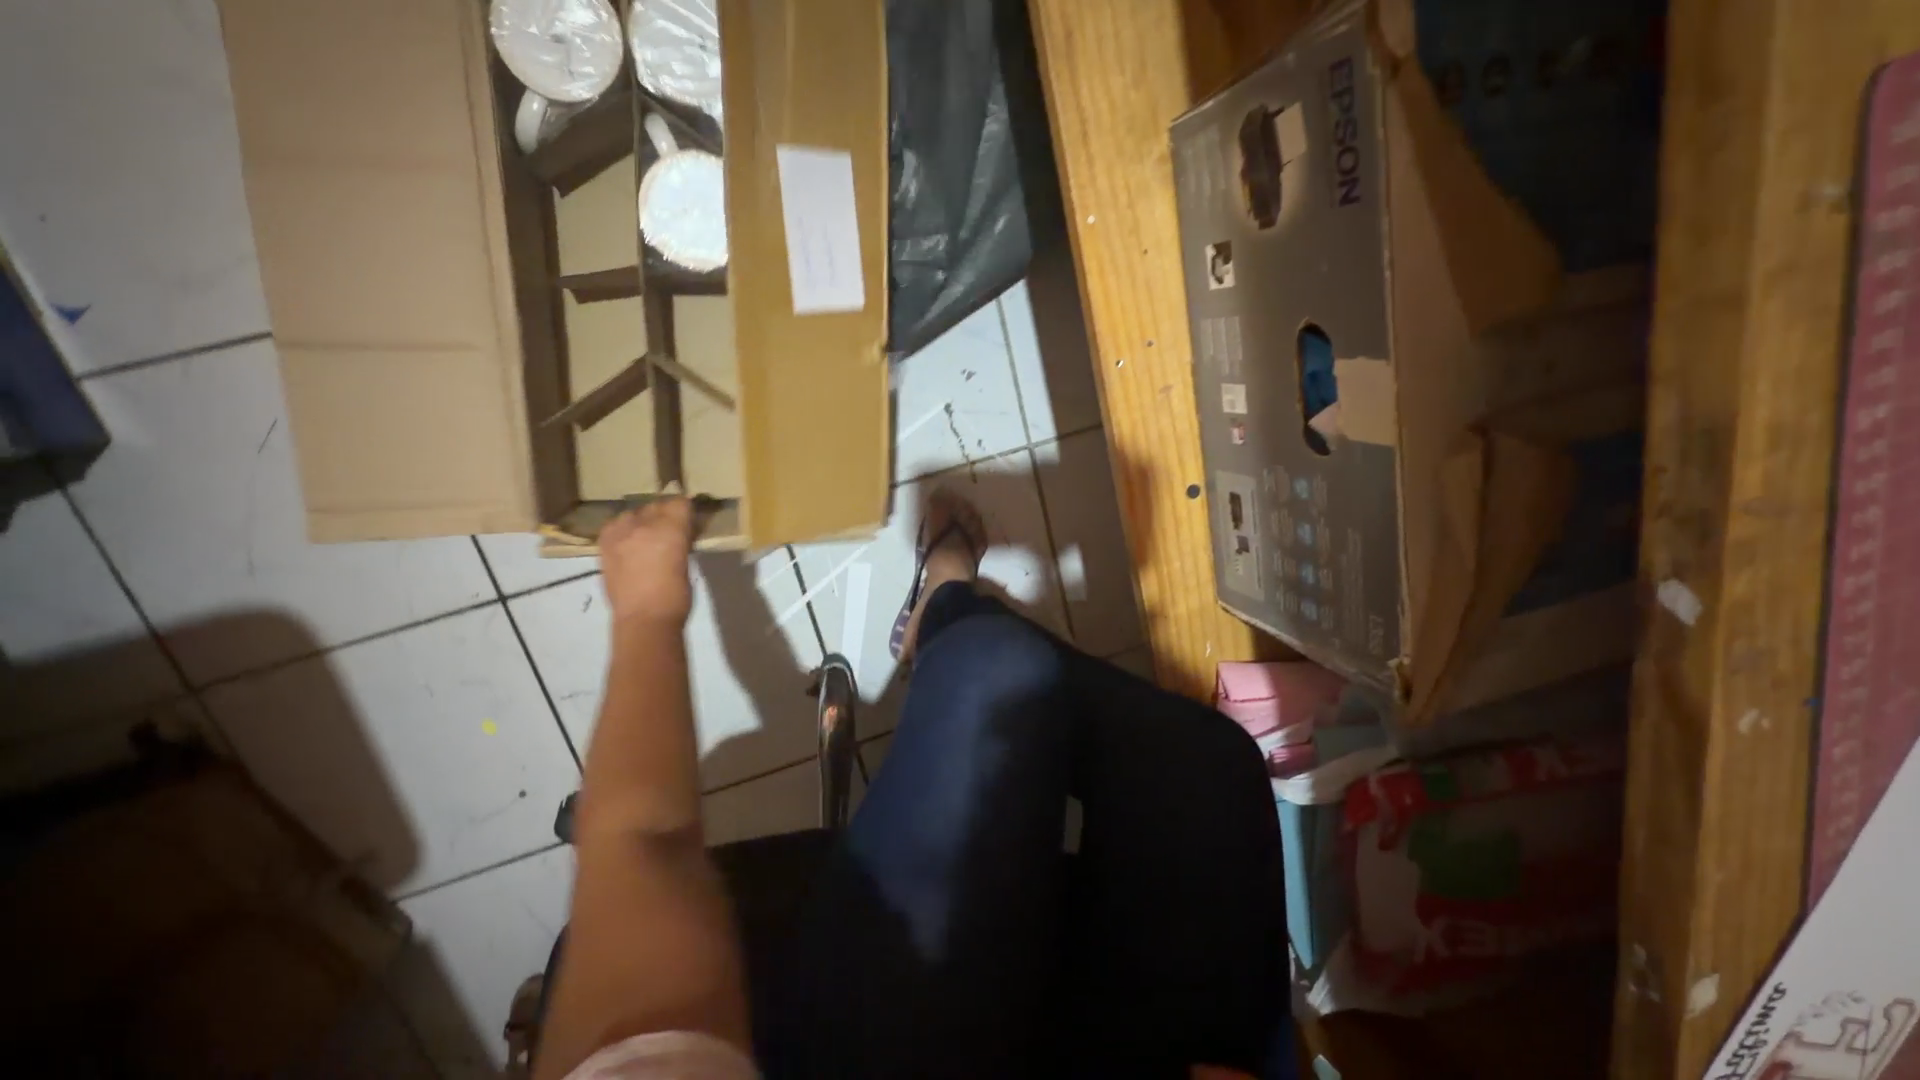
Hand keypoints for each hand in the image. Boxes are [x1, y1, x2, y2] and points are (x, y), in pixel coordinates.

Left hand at [598, 498, 694, 628]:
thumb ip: (681, 542)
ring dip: (642, 521)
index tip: (689, 523)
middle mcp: (644, 524)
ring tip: (645, 538)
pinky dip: (622, 531)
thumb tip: (680, 534)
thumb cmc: (676, 597)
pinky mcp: (604, 545)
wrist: (643, 620)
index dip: (685, 512)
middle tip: (669, 533)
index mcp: (670, 529)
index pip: (680, 503)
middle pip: (656, 506)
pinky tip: (628, 544)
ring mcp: (620, 534)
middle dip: (664, 516)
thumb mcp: (686, 563)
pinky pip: (614, 526)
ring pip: (633, 514)